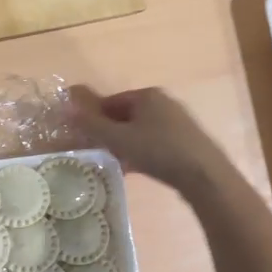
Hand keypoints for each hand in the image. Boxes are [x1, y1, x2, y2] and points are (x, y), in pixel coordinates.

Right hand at [69, 85, 237, 197]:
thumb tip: (66, 109)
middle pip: (127, 115)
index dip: (95, 117)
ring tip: (116, 163)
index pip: (112, 101)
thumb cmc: (158, 150)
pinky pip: (156, 142)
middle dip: (111, 133)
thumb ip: (92, 125)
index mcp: (147, 95)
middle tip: (99, 152)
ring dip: (126, 145)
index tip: (85, 136)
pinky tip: (137, 170)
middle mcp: (164, 102)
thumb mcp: (119, 139)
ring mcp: (178, 122)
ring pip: (141, 130)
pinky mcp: (187, 141)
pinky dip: (143, 152)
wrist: (205, 175)